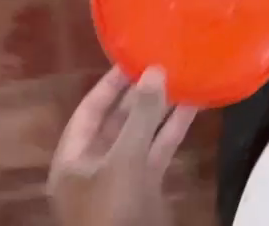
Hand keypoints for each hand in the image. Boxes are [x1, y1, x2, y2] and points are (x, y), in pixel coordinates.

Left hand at [49, 67, 196, 225]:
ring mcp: (121, 178)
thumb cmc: (112, 211)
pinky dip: (174, 129)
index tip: (134, 57)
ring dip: (162, 108)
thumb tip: (154, 70)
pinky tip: (195, 106)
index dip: (110, 83)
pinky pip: (158, 151)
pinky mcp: (145, 188)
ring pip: (142, 134)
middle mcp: (94, 166)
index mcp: (73, 160)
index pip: (89, 110)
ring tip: (184, 76)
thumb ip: (140, 115)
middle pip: (117, 120)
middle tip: (165, 61)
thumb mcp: (124, 160)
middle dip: (141, 93)